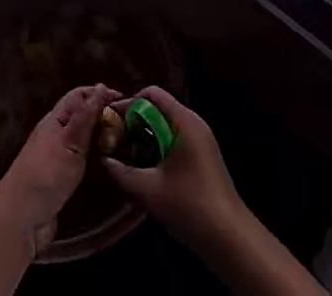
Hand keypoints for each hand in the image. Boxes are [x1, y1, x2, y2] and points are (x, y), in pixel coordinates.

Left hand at [0, 83, 119, 253]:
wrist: (21, 219)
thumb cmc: (44, 175)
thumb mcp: (69, 143)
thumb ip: (85, 117)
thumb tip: (101, 87)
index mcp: (55, 120)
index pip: (79, 95)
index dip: (100, 94)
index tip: (123, 101)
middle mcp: (57, 133)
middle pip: (83, 115)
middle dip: (104, 116)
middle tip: (127, 127)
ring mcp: (59, 154)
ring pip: (85, 136)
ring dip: (102, 136)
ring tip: (123, 143)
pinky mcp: (62, 175)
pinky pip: (84, 156)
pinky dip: (97, 154)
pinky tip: (109, 161)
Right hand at [101, 87, 244, 249]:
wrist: (229, 236)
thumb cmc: (189, 205)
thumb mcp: (148, 189)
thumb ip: (122, 172)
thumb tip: (103, 160)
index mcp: (184, 121)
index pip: (152, 94)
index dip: (128, 103)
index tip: (110, 120)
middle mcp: (194, 123)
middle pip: (159, 108)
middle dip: (134, 121)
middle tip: (114, 139)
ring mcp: (200, 138)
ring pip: (166, 124)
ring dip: (145, 135)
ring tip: (126, 154)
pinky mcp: (202, 154)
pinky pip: (175, 137)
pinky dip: (158, 145)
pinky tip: (145, 166)